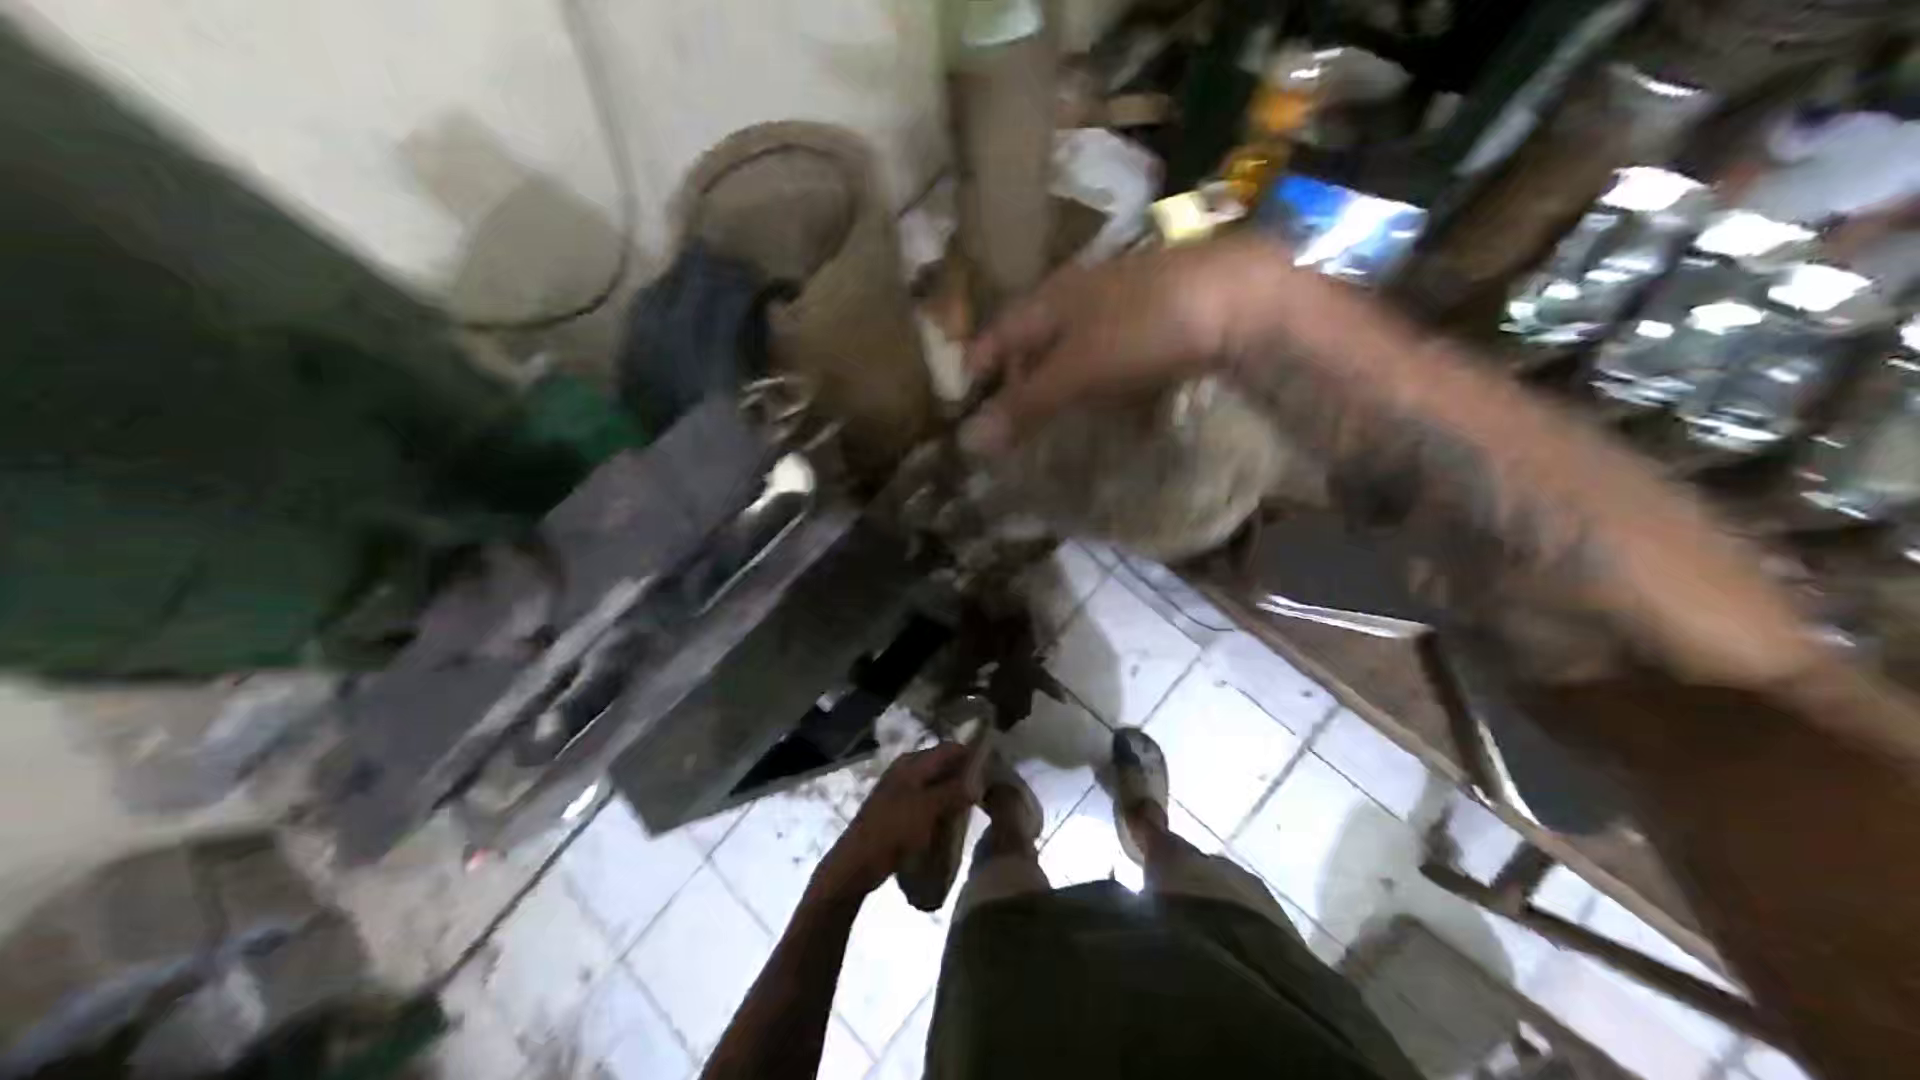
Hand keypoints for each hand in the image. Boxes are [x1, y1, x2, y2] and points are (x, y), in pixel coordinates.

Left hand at [812, 744, 980, 900]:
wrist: (856, 862)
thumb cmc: (893, 830)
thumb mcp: (928, 809)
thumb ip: (954, 791)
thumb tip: (979, 779)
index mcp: (912, 762)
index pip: (950, 748)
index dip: (972, 756)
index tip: (995, 769)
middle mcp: (906, 769)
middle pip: (943, 764)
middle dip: (965, 774)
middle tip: (989, 790)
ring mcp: (900, 788)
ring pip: (936, 782)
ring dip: (954, 791)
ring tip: (975, 806)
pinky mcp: (898, 808)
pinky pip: (927, 798)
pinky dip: (941, 804)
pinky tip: (952, 818)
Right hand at [961, 235, 1295, 454]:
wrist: (1239, 299)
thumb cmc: (1143, 329)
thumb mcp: (1077, 371)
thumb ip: (1026, 405)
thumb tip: (969, 441)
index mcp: (1049, 301)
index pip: (996, 335)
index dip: (977, 368)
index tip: (965, 406)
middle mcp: (1078, 296)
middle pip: (1033, 342)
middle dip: (1019, 382)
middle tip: (1012, 424)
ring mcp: (1119, 305)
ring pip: (1073, 349)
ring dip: (1060, 385)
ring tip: (1056, 421)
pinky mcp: (1154, 320)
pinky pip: (1112, 356)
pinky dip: (1101, 382)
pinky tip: (1109, 405)